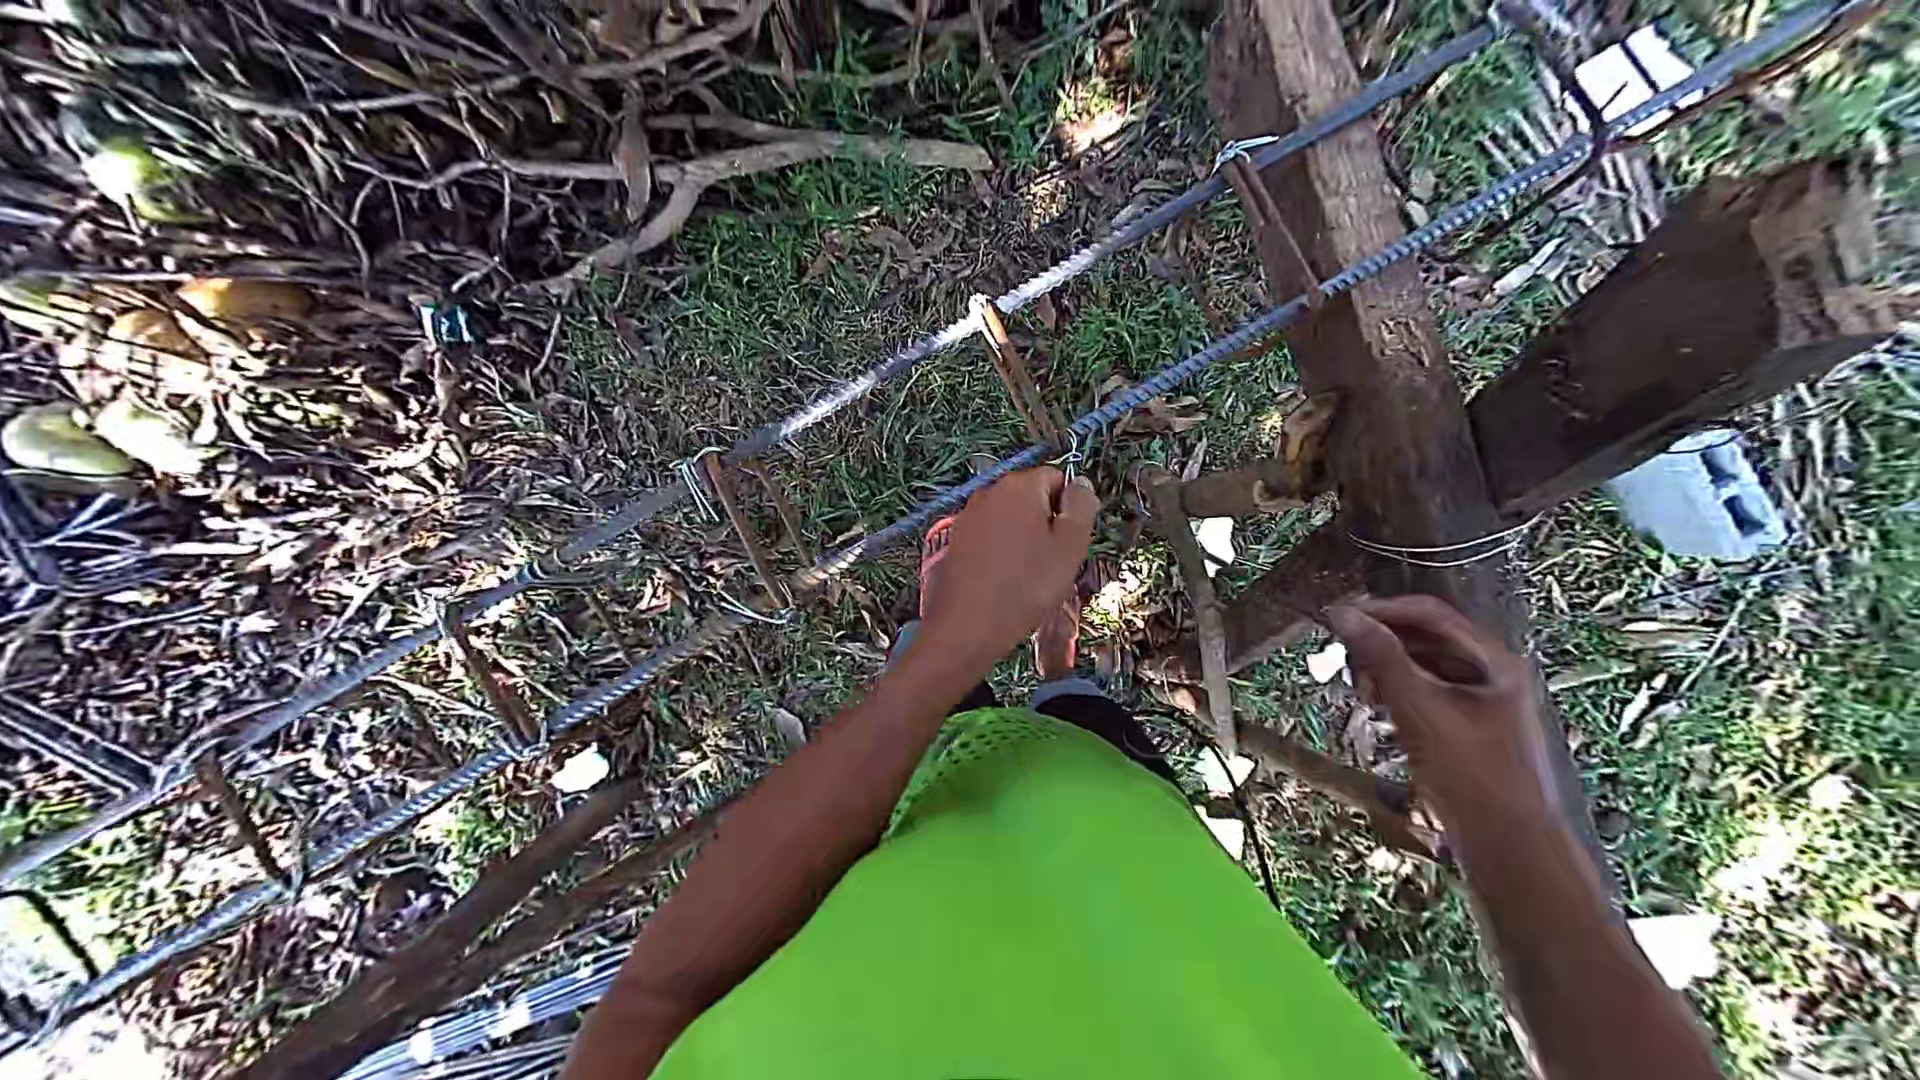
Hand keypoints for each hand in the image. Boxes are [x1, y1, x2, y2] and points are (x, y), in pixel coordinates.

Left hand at [920, 468, 1097, 669]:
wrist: (969, 625)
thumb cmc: (1027, 585)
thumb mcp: (1069, 546)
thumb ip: (1081, 507)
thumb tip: (1082, 483)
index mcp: (1020, 485)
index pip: (1057, 477)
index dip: (1069, 507)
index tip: (1069, 540)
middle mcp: (989, 490)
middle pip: (1031, 496)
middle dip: (1046, 521)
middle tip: (1051, 560)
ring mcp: (968, 514)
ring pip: (1010, 518)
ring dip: (1023, 537)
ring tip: (1027, 573)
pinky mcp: (956, 539)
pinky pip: (990, 535)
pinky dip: (1001, 550)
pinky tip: (1003, 578)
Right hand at [1326, 595, 1558, 843]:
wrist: (1510, 846)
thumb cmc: (1470, 774)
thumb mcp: (1417, 708)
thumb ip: (1380, 655)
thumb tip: (1342, 613)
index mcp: (1493, 660)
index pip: (1427, 613)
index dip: (1378, 611)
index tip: (1337, 620)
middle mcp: (1491, 671)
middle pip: (1423, 636)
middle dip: (1379, 643)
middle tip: (1345, 662)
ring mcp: (1481, 697)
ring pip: (1420, 663)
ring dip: (1384, 668)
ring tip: (1362, 691)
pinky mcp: (1468, 721)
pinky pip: (1424, 688)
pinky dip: (1396, 690)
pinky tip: (1378, 707)